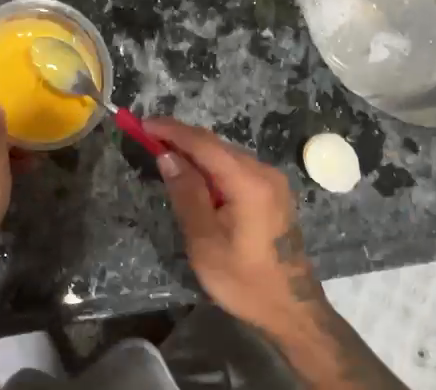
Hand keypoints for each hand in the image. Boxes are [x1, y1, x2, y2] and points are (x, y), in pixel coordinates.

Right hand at [143, 117, 323, 325]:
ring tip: (165, 157)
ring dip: (195, 152)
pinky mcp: (272, 193)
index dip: (171, 130)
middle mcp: (263, 172)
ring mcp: (272, 182)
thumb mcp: (205, 241)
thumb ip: (186, 193)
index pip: (203, 143)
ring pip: (224, 154)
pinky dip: (210, 165)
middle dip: (180, 138)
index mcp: (248, 182)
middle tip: (148, 139)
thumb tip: (167, 156)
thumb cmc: (245, 279)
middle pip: (215, 144)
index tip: (142, 123)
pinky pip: (235, 167)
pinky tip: (195, 177)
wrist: (292, 311)